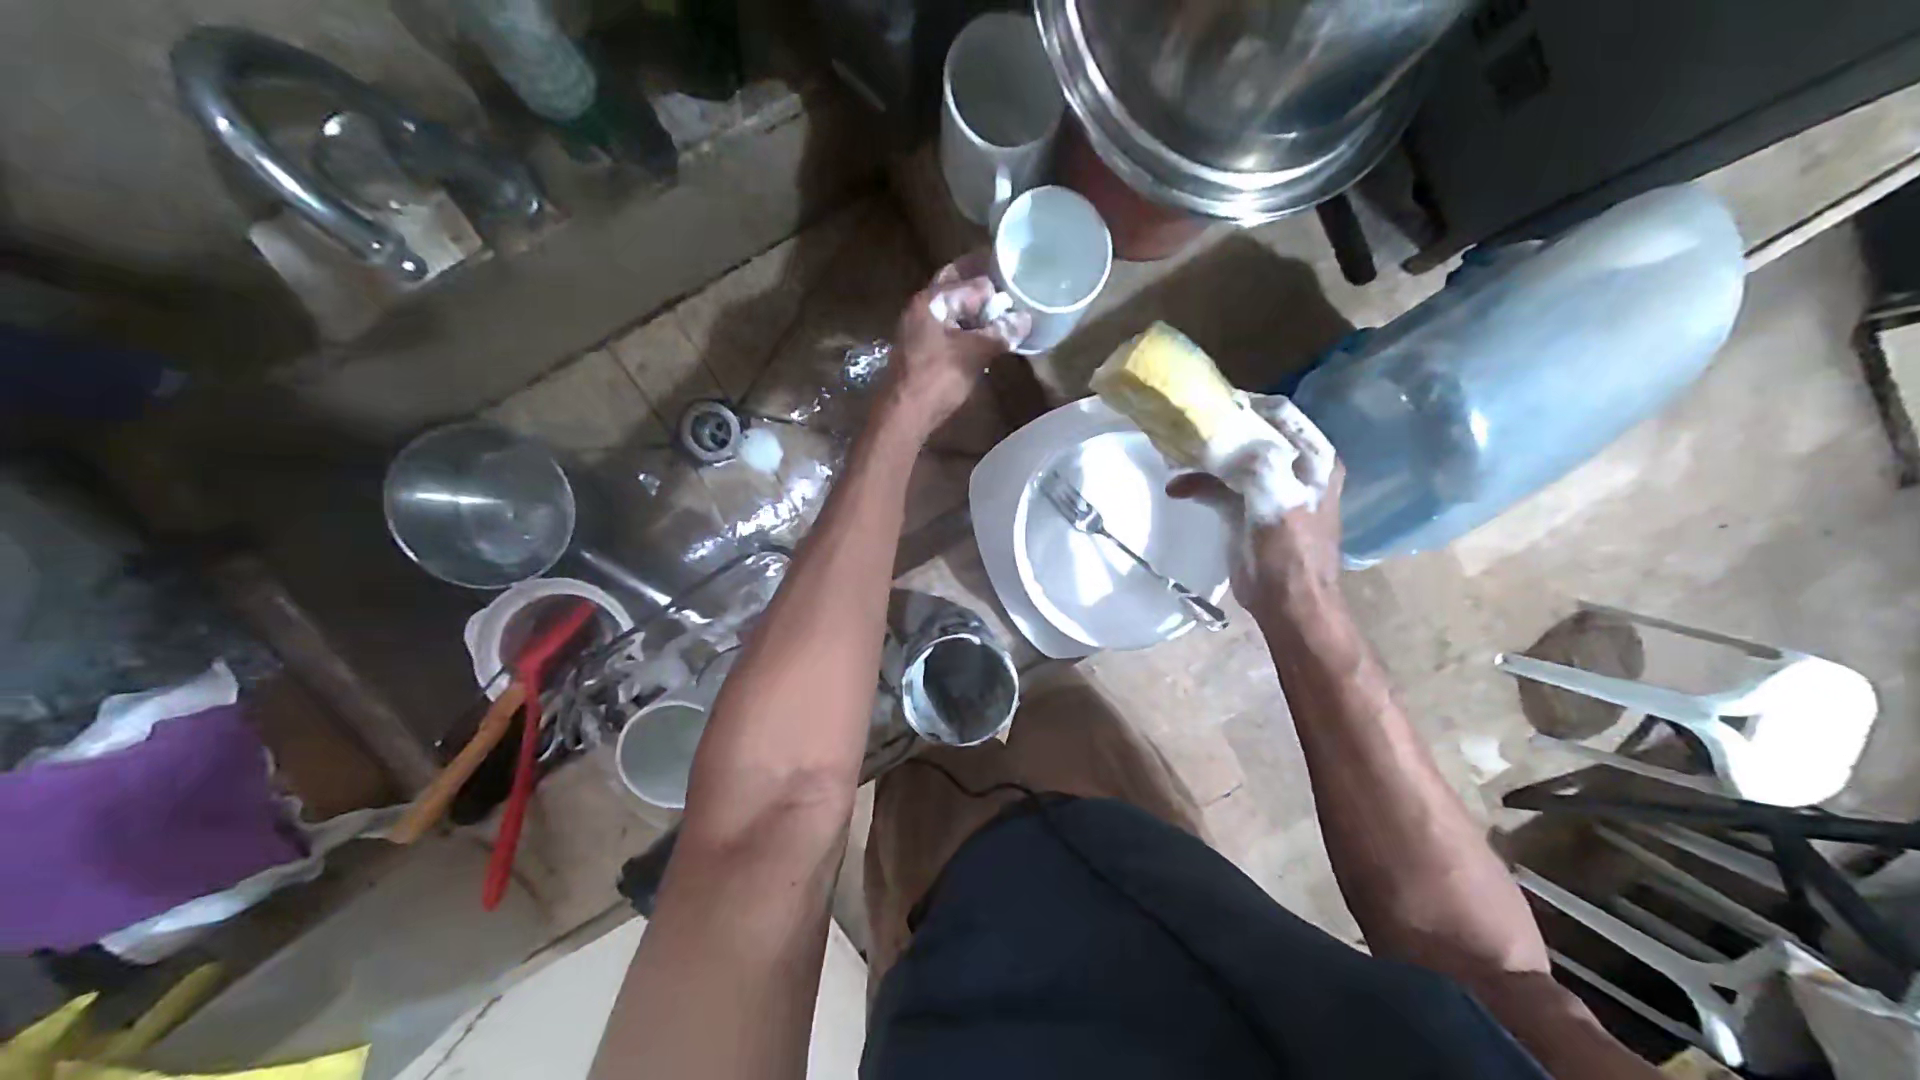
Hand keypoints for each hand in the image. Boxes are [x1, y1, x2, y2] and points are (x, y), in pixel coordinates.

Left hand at [878, 254, 1029, 439]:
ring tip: (1005, 318)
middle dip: (984, 293)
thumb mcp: (974, 354)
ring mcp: (919, 330)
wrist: (903, 415)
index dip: (997, 287)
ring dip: (976, 313)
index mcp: (931, 300)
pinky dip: (967, 330)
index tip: (1019, 291)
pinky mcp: (921, 350)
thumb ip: (1001, 333)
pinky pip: (949, 329)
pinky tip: (985, 339)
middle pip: (958, 289)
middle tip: (1012, 297)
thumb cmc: (936, 379)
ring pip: (953, 311)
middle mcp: (922, 308)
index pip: (973, 281)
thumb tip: (1025, 319)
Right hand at [1166, 394, 1343, 621]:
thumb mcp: (1278, 502)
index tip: (1211, 403)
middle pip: (1253, 434)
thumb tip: (1225, 437)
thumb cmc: (1290, 554)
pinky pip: (1221, 485)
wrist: (1288, 604)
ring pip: (1234, 459)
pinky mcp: (1248, 510)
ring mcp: (1270, 489)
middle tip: (1186, 425)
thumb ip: (1258, 461)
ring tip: (1175, 456)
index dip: (1247, 405)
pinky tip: (1177, 487)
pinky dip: (1199, 483)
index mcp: (1313, 459)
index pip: (1280, 414)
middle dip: (1220, 430)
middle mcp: (1295, 468)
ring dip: (1205, 458)